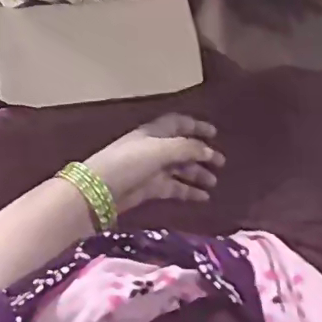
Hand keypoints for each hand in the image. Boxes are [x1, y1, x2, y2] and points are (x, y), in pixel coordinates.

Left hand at [82, 114, 223, 212]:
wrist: (100, 190)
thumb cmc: (129, 162)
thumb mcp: (160, 149)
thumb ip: (187, 148)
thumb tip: (208, 151)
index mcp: (153, 133)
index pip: (178, 124)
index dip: (196, 126)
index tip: (215, 133)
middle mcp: (153, 149)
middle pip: (181, 148)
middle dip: (201, 154)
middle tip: (221, 163)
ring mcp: (150, 170)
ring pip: (178, 170)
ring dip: (196, 174)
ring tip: (214, 182)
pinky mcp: (148, 189)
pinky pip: (173, 188)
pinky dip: (188, 191)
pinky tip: (203, 198)